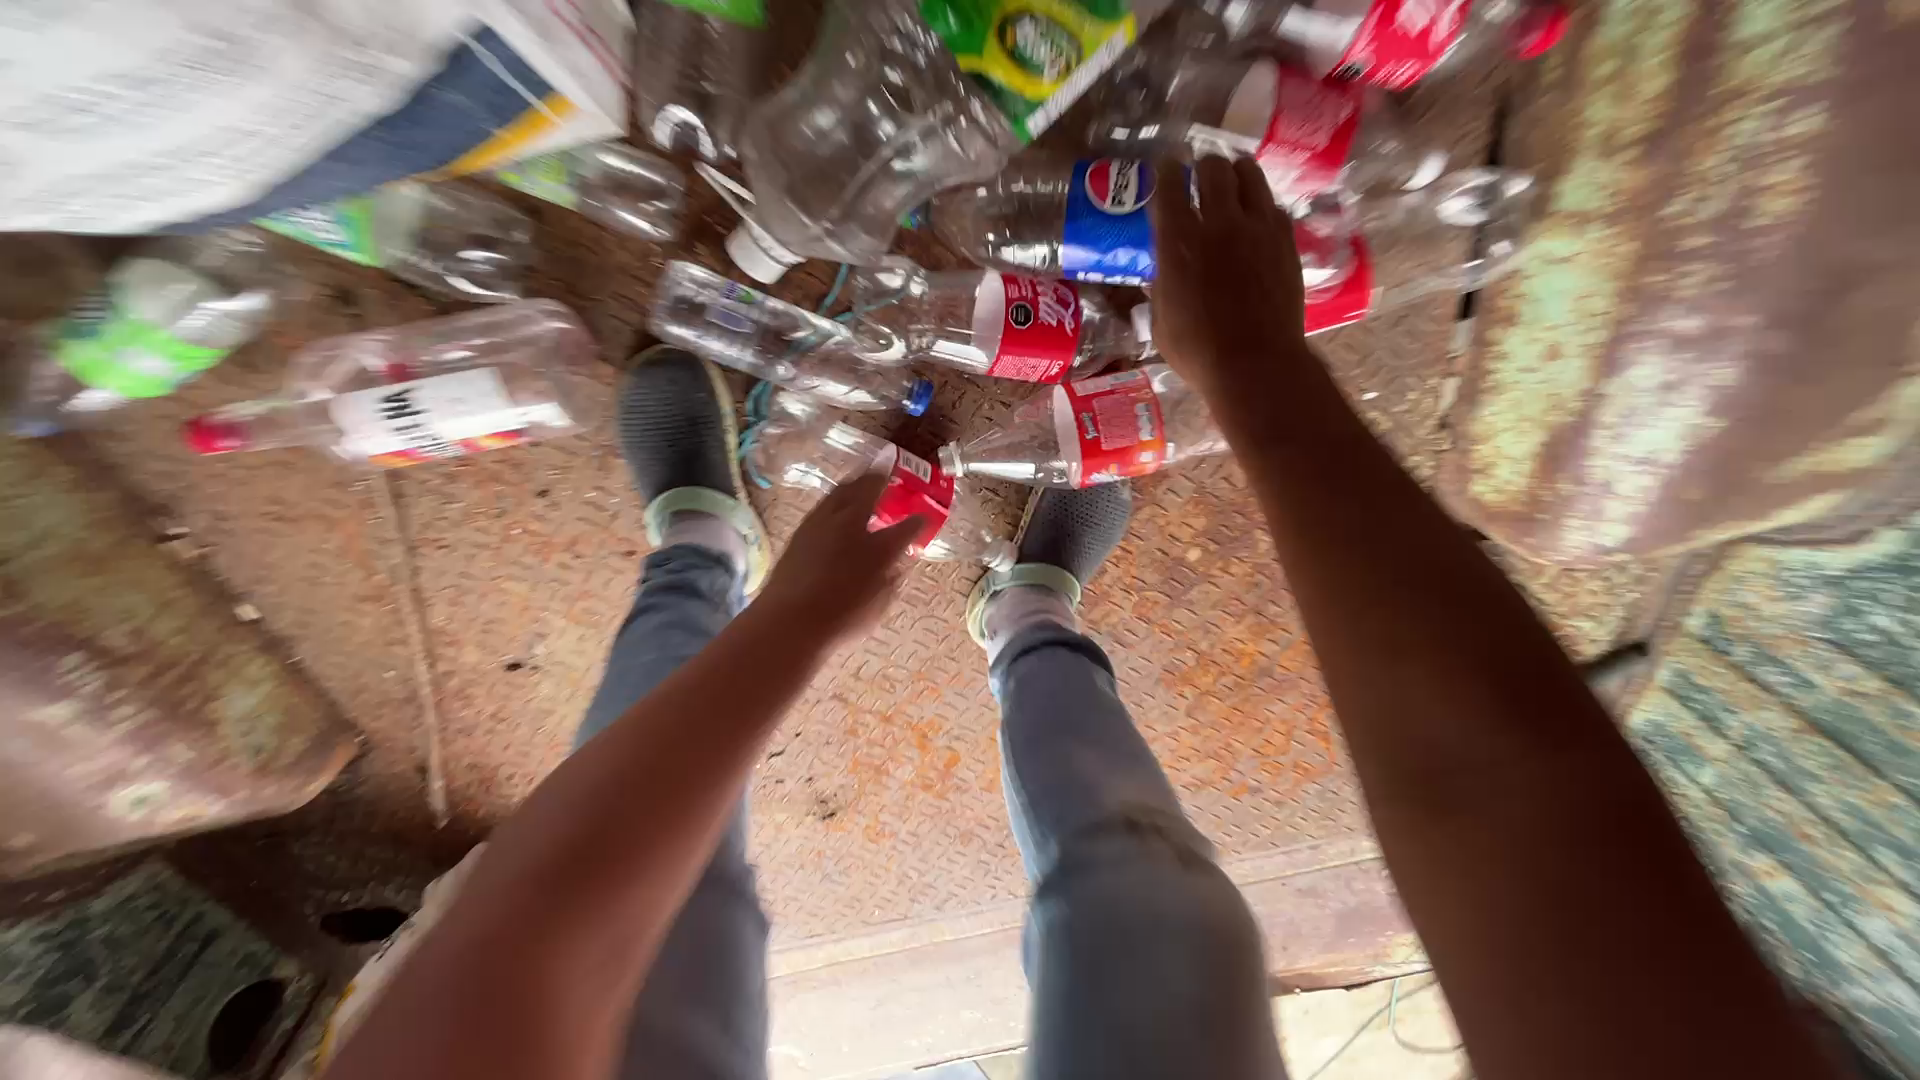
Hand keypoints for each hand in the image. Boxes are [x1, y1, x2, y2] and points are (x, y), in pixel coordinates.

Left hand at [755, 472, 920, 642]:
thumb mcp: (878, 603)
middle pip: (866, 490)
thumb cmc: (841, 618)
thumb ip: (890, 580)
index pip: (906, 529)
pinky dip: (836, 499)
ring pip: (841, 492)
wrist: (789, 622)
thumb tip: (896, 565)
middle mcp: (851, 525)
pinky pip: (824, 504)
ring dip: (854, 483)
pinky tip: (837, 507)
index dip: (917, 522)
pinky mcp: (800, 532)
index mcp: (879, 547)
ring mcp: (821, 524)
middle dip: (878, 476)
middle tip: (885, 469)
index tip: (923, 516)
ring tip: (861, 480)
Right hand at [1148, 155, 1308, 400]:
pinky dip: (1260, 205)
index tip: (1166, 170)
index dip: (1166, 172)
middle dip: (1203, 167)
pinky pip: (1273, 206)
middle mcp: (1219, 223)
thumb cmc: (1197, 352)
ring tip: (1231, 182)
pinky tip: (1256, 218)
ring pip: (1249, 175)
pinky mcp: (1286, 241)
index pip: (1169, 184)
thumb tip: (1164, 270)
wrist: (1255, 365)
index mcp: (1178, 242)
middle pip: (1213, 168)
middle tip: (1200, 175)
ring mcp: (1258, 228)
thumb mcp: (1161, 320)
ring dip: (1236, 174)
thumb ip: (1161, 284)